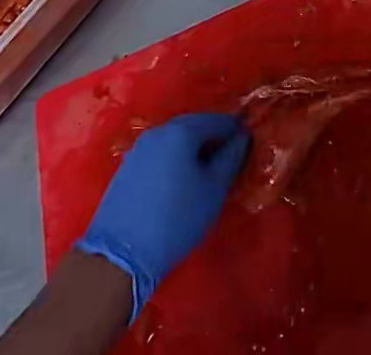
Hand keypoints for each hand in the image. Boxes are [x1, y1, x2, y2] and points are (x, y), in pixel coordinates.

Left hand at [74, 112, 249, 315]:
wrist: (123, 250)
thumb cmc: (177, 218)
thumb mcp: (213, 189)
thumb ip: (230, 157)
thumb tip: (241, 137)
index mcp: (181, 131)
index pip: (216, 120)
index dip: (234, 128)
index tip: (247, 140)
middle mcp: (159, 131)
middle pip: (193, 125)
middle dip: (213, 135)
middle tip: (229, 155)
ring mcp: (140, 146)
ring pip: (175, 138)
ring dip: (194, 147)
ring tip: (208, 168)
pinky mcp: (129, 164)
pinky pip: (160, 150)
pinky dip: (176, 156)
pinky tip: (182, 176)